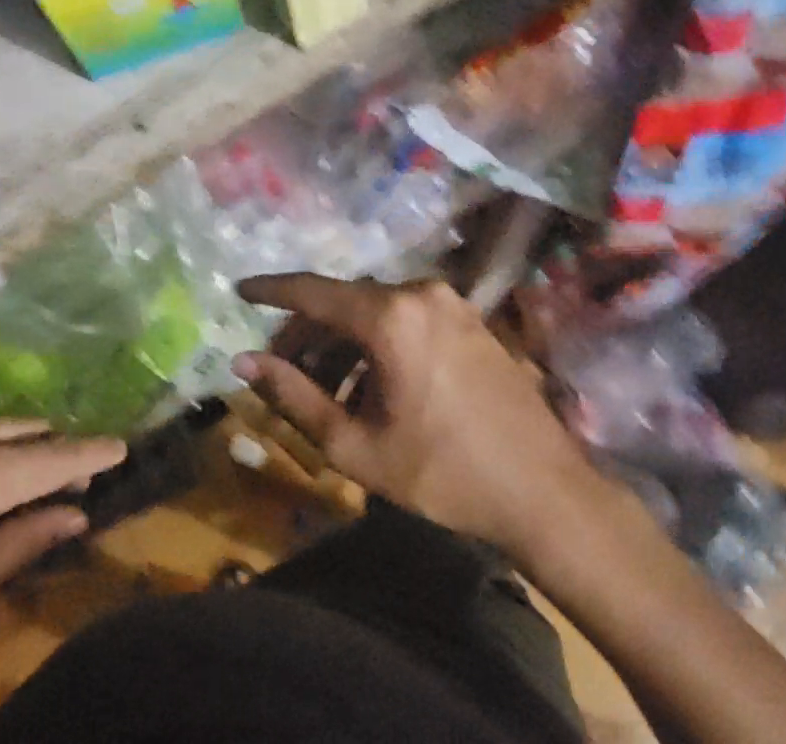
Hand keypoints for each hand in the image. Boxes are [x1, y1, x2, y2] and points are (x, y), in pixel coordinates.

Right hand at [234, 274, 608, 555]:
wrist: (546, 493)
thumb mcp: (354, 444)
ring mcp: (453, 306)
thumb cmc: (443, 473)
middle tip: (280, 374)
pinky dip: (376, 347)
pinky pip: (406, 322)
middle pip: (343, 304)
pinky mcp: (472, 323)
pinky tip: (369, 390)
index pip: (311, 292)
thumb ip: (292, 396)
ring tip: (324, 394)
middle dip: (306, 336)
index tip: (239, 291)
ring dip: (341, 346)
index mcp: (390, 317)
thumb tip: (242, 362)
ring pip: (374, 314)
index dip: (270, 292)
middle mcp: (421, 294)